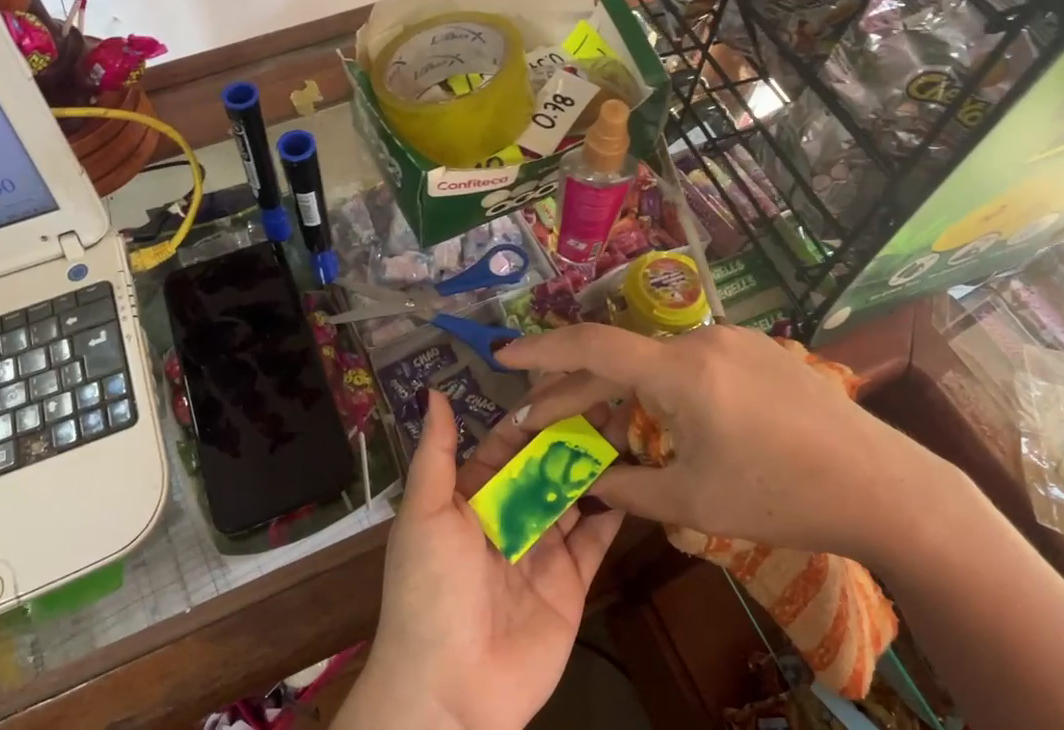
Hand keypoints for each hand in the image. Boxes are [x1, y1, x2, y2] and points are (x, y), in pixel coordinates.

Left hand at [339, 388, 624, 729]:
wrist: (452, 687)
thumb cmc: (430, 589)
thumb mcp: (424, 514)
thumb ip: (437, 453)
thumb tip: (434, 390)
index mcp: (471, 496)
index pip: (508, 443)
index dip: (536, 414)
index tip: (570, 376)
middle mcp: (508, 515)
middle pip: (546, 465)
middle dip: (574, 433)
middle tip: (614, 395)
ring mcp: (541, 548)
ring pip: (574, 495)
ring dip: (599, 463)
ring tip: (633, 424)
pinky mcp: (570, 583)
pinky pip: (596, 540)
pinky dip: (615, 511)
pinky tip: (639, 478)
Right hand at [498, 323, 945, 562]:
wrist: (887, 487)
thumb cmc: (782, 498)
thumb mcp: (693, 502)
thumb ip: (626, 487)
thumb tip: (584, 479)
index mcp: (681, 370)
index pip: (591, 347)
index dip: (539, 351)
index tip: (501, 359)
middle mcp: (703, 340)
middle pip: (620, 355)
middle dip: (575, 386)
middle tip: (540, 414)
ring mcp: (737, 341)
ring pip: (655, 359)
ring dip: (620, 388)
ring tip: (598, 422)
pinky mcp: (761, 351)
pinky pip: (691, 362)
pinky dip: (660, 387)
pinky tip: (660, 418)